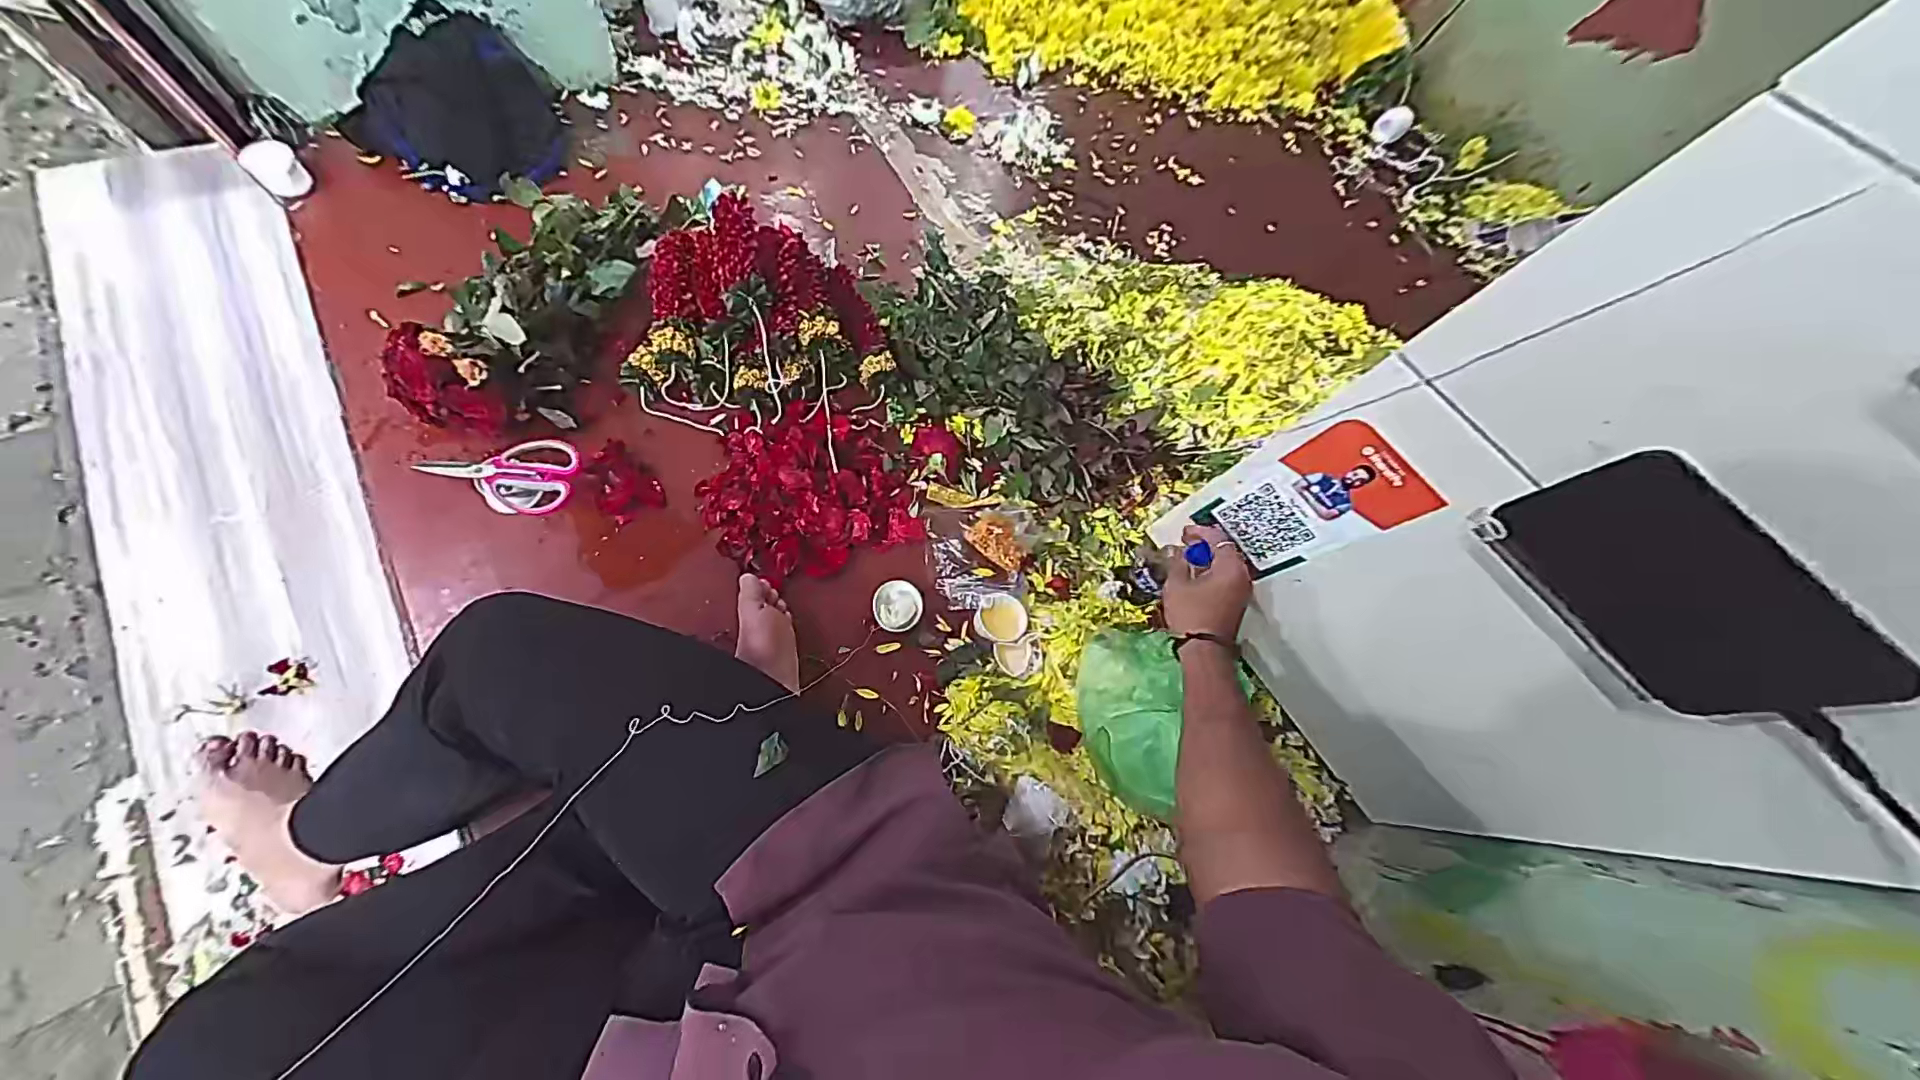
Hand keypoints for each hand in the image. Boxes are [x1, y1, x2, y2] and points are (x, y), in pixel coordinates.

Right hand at [1161, 525, 1251, 640]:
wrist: (1204, 648)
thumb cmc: (1190, 613)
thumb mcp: (1177, 584)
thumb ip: (1178, 562)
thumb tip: (1178, 551)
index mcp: (1231, 568)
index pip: (1218, 540)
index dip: (1200, 533)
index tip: (1185, 532)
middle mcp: (1242, 576)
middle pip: (1225, 551)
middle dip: (1205, 544)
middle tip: (1186, 542)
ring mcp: (1241, 590)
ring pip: (1226, 565)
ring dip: (1208, 559)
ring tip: (1187, 557)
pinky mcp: (1236, 601)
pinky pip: (1226, 577)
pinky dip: (1212, 571)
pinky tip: (1195, 574)